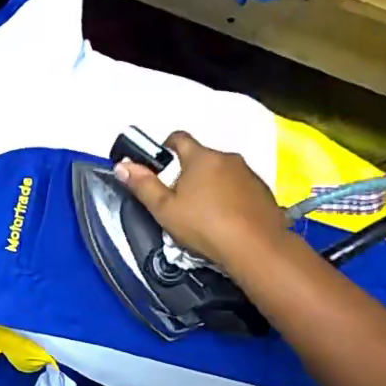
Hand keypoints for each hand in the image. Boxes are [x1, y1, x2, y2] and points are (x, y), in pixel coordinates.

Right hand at [114, 131, 293, 271]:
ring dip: (210, 185)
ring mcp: (249, 174)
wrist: (256, 247)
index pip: (179, 138)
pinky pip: (239, 188)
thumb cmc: (204, 226)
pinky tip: (225, 220)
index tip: (158, 164)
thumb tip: (122, 165)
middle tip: (177, 200)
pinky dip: (230, 198)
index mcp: (201, 157)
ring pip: (222, 173)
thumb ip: (143, 185)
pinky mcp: (263, 191)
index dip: (165, 147)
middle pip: (201, 158)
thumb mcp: (164, 209)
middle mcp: (227, 158)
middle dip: (187, 172)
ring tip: (203, 214)